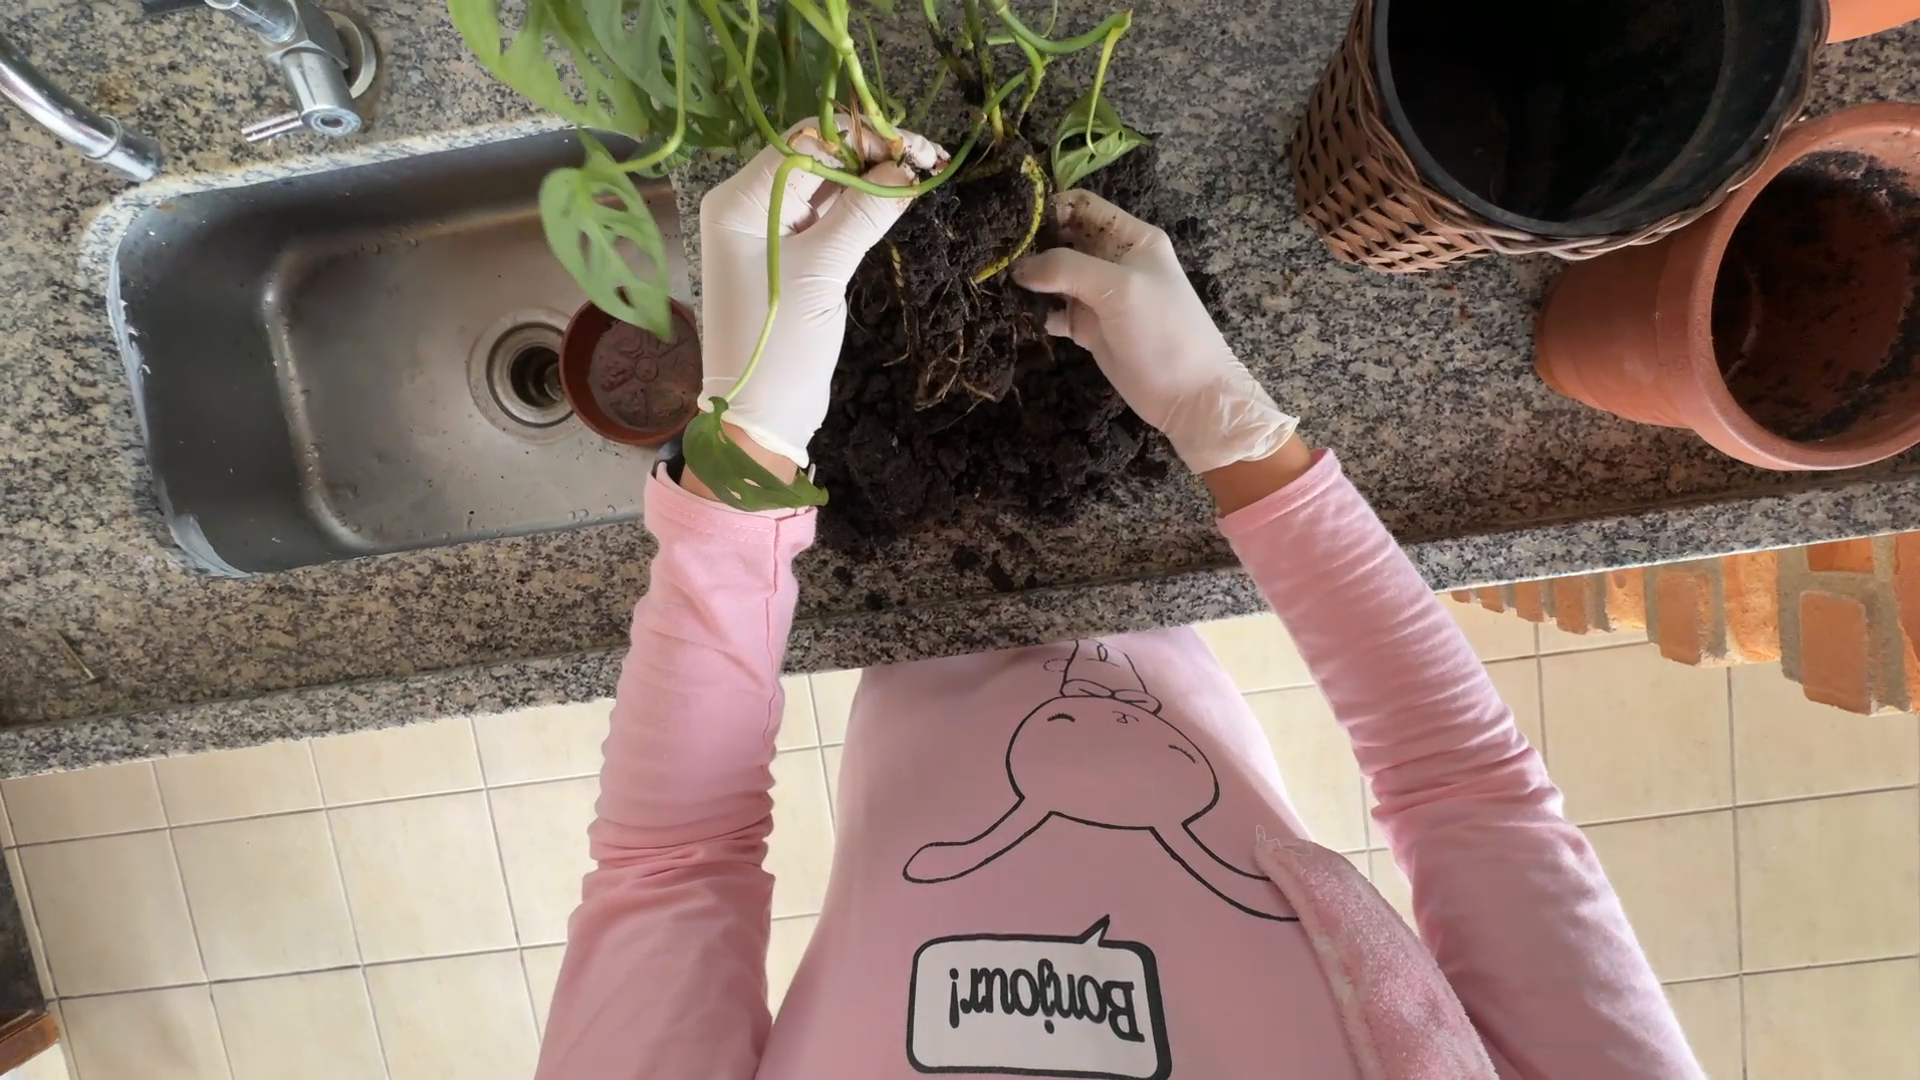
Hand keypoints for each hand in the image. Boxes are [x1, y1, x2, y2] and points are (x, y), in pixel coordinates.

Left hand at [699, 121, 944, 468]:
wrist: (765, 412)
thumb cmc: (783, 343)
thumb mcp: (822, 273)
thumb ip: (862, 215)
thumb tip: (905, 170)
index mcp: (739, 201)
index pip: (805, 145)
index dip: (862, 140)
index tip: (915, 148)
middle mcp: (748, 207)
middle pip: (815, 162)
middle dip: (871, 157)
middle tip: (928, 159)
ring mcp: (769, 234)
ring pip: (825, 190)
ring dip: (870, 182)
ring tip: (921, 175)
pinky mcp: (791, 259)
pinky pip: (826, 220)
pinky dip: (859, 211)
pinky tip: (894, 201)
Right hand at [1013, 190, 1298, 474]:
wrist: (1185, 394)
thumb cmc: (1161, 330)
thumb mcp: (1118, 287)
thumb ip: (1067, 268)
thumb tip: (1018, 267)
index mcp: (1130, 239)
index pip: (1083, 207)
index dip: (1050, 208)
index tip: (1013, 222)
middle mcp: (1113, 261)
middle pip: (1064, 240)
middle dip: (1033, 245)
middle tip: (996, 255)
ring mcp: (1099, 297)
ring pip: (1056, 277)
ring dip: (1031, 281)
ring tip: (997, 284)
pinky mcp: (1088, 328)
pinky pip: (1056, 312)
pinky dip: (1037, 312)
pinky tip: (1015, 315)